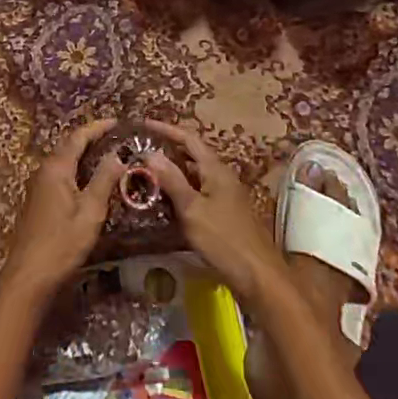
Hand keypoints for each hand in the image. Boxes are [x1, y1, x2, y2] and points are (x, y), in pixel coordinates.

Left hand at [4, 118, 123, 293]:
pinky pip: (61, 175)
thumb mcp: (91, 211)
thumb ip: (104, 179)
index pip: (78, 137)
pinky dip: (78, 170)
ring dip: (84, 155)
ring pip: (64, 162)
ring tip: (108, 155)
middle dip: (92, 139)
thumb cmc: (62, 242)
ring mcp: (38, 187)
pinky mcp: (38, 203)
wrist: (28, 278)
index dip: (98, 127)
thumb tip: (118, 154)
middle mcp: (44, 171)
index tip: (118, 123)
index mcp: (56, 168)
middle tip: (116, 137)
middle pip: (69, 146)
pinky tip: (91, 181)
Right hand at [142, 120, 285, 301]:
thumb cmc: (223, 238)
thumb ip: (172, 180)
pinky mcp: (223, 214)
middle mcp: (221, 176)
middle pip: (192, 155)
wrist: (257, 274)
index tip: (143, 124)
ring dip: (172, 172)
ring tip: (146, 174)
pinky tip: (164, 202)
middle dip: (167, 149)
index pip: (188, 138)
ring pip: (194, 175)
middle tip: (140, 150)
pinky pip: (197, 193)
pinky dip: (179, 192)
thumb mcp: (192, 209)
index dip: (166, 129)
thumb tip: (150, 153)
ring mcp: (224, 195)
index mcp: (215, 168)